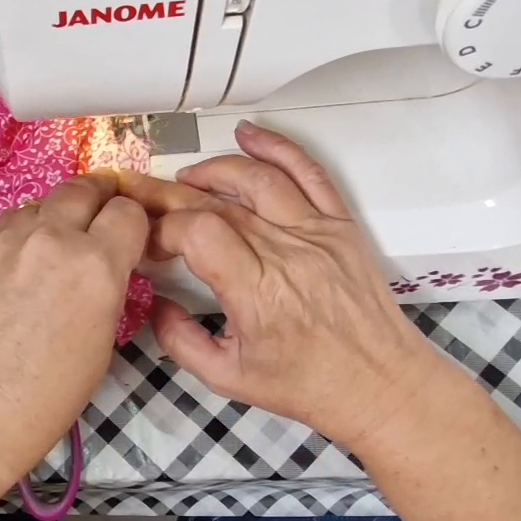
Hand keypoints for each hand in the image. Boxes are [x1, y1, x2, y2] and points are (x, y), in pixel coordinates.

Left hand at [0, 174, 148, 503]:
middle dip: (102, 200)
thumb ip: (110, 283)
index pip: (128, 212)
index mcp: (96, 265)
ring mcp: (13, 238)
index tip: (134, 237)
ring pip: (48, 199)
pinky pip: (18, 217)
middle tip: (107, 216)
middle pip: (86, 189)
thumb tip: (110, 261)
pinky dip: (33, 223)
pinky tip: (35, 249)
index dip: (135, 223)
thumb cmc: (52, 392)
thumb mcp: (104, 336)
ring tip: (70, 235)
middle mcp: (54, 238)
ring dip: (64, 210)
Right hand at [117, 122, 449, 448]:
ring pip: (256, 179)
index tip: (147, 243)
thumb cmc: (306, 385)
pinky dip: (277, 147)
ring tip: (184, 177)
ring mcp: (317, 233)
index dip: (160, 229)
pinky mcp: (340, 226)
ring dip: (213, 169)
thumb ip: (178, 340)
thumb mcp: (226, 379)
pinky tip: (248, 134)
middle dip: (167, 194)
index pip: (195, 231)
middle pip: (215, 202)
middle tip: (139, 194)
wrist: (381, 385)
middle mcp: (286, 252)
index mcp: (255, 290)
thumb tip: (155, 301)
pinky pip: (309, 173)